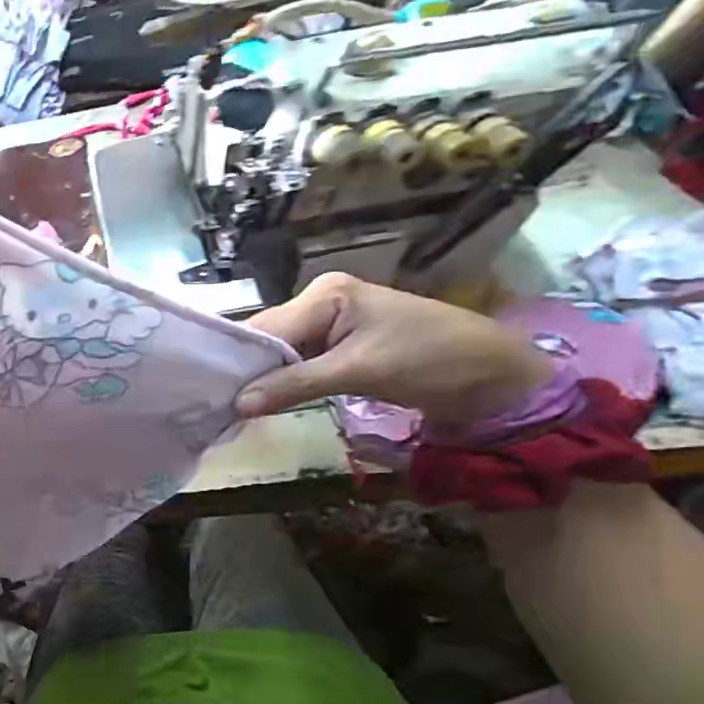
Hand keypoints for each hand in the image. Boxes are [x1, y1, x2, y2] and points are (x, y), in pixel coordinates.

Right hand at [236, 273, 552, 423]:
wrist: (494, 375)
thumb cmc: (431, 359)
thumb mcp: (360, 371)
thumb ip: (297, 384)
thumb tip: (238, 404)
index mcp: (325, 294)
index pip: (265, 327)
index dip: (237, 361)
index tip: (209, 394)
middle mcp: (321, 302)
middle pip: (268, 339)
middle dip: (246, 372)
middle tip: (214, 406)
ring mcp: (331, 326)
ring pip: (280, 354)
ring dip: (263, 381)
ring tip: (230, 409)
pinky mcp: (341, 348)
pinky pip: (299, 365)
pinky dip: (284, 385)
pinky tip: (263, 403)